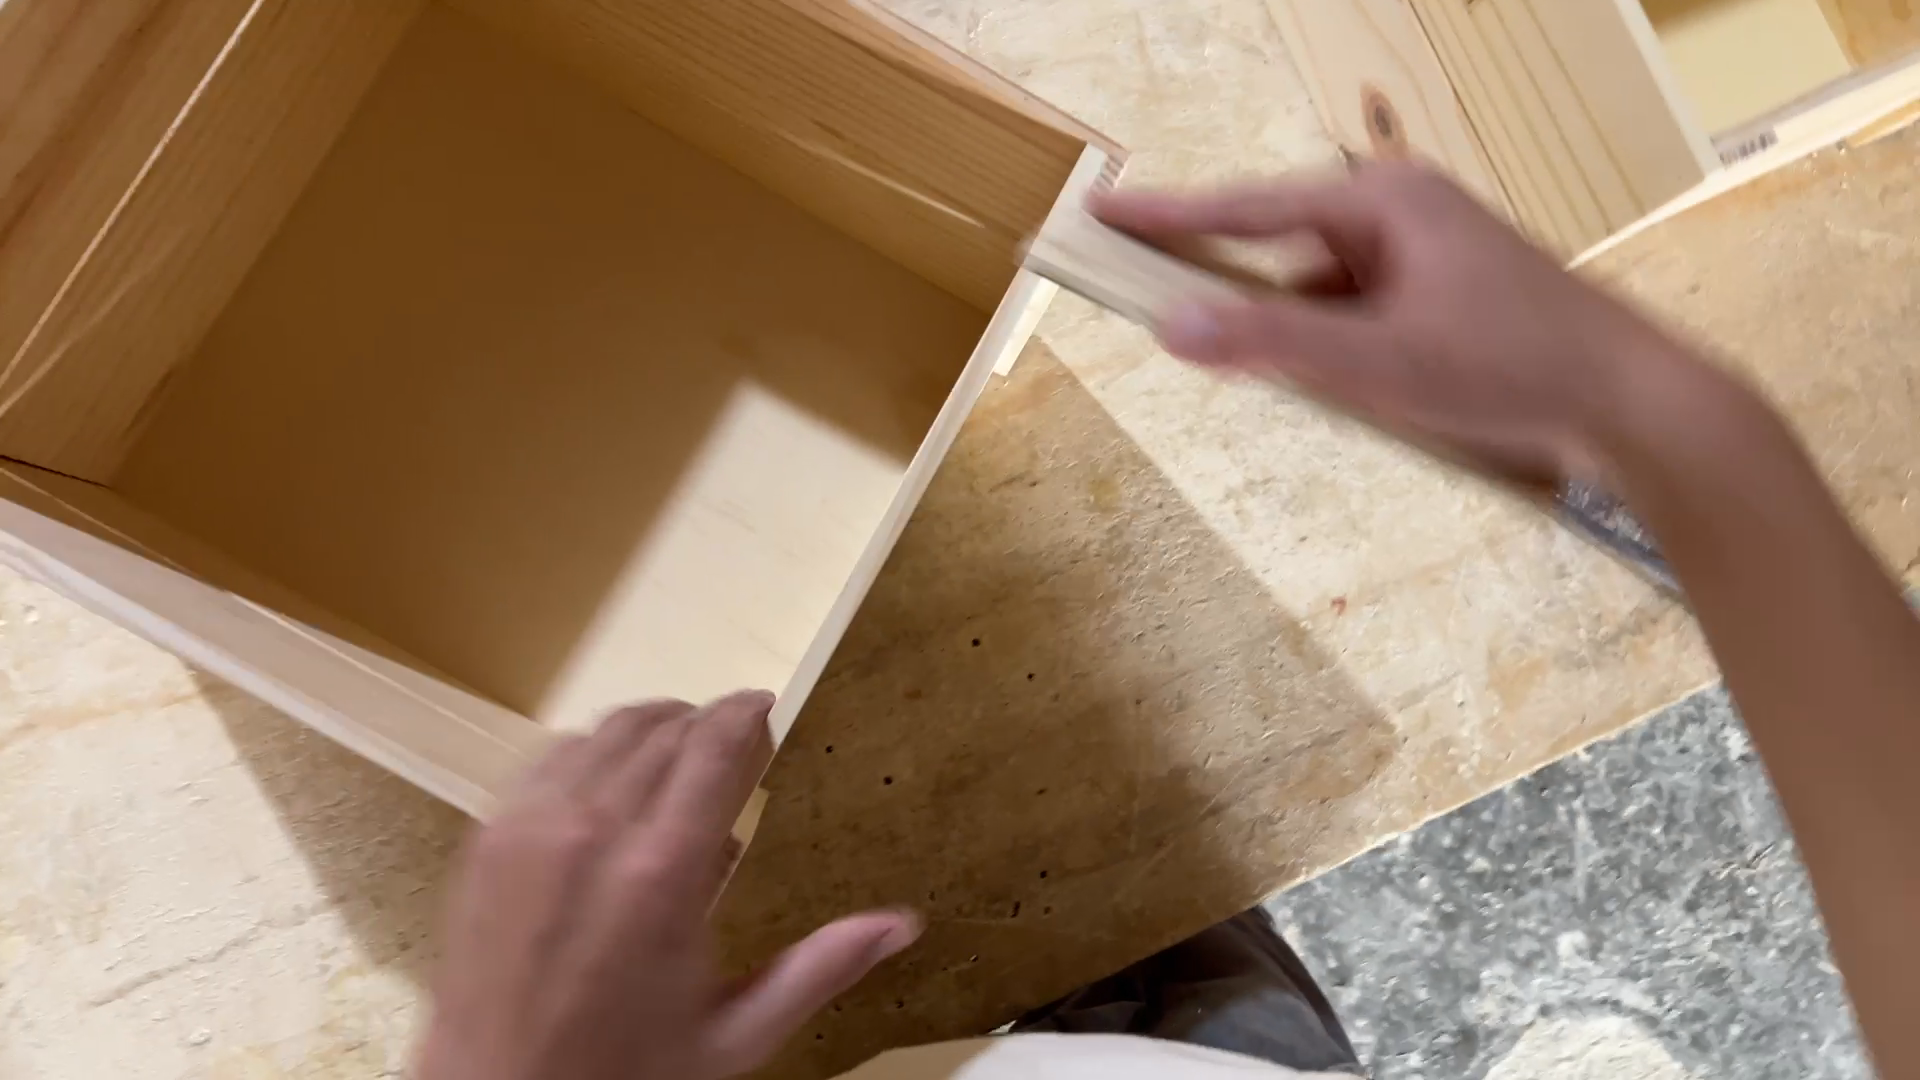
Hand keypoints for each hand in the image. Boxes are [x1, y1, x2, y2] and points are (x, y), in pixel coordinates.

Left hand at [415, 691, 920, 1079]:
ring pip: (617, 726)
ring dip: (661, 728)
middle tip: (737, 751)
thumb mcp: (736, 1035)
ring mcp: (534, 823)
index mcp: (664, 870)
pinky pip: (560, 748)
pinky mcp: (491, 832)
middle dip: (714, 723)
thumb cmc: (625, 1074)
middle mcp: (597, 827)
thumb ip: (820, 968)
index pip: (718, 741)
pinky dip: (602, 747)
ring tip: (683, 758)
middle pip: (673, 726)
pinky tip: (617, 782)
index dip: (750, 711)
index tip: (772, 711)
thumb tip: (904, 924)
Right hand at [1092, 161, 1709, 487]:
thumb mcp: (1373, 362)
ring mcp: (1408, 259)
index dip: (1165, 213)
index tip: (1101, 212)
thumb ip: (1266, 343)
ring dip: (1274, 327)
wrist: (1626, 405)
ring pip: (1305, 287)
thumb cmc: (1506, 369)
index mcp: (1379, 204)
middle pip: (1272, 243)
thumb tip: (1166, 326)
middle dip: (1217, 277)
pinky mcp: (1420, 297)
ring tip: (1261, 368)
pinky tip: (1318, 382)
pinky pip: (1337, 312)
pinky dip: (1312, 344)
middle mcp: (1391, 217)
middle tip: (1155, 294)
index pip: (1244, 206)